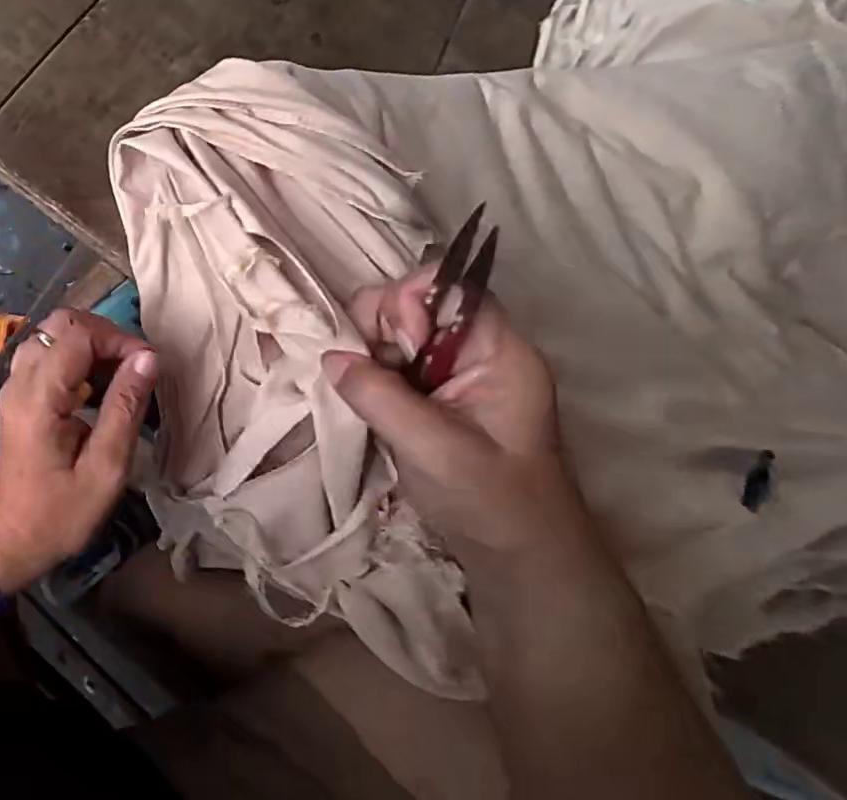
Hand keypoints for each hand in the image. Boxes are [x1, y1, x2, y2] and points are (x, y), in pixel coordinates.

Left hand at [0, 309, 159, 592]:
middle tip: (134, 365)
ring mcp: (14, 383)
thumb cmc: (58, 514)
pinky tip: (98, 385)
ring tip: (120, 375)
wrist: (8, 536)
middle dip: (104, 334)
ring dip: (90, 344)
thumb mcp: (104, 470)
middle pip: (61, 323)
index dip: (116, 338)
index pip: (76, 333)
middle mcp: (20, 380)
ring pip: (53, 334)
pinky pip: (47, 353)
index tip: (146, 364)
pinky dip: (77, 356)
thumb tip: (148, 358)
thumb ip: (124, 409)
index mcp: (38, 397)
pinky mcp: (18, 392)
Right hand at [323, 265, 594, 568]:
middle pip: (411, 304)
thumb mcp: (436, 449)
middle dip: (376, 328)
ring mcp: (446, 372)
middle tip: (366, 373)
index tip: (392, 345)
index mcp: (497, 352)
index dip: (410, 302)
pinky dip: (362, 371)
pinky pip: (383, 360)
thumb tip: (330, 357)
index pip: (450, 289)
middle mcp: (471, 351)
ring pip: (389, 331)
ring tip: (362, 394)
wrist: (516, 558)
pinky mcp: (424, 392)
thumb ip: (380, 397)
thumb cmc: (493, 502)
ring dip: (364, 352)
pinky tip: (358, 398)